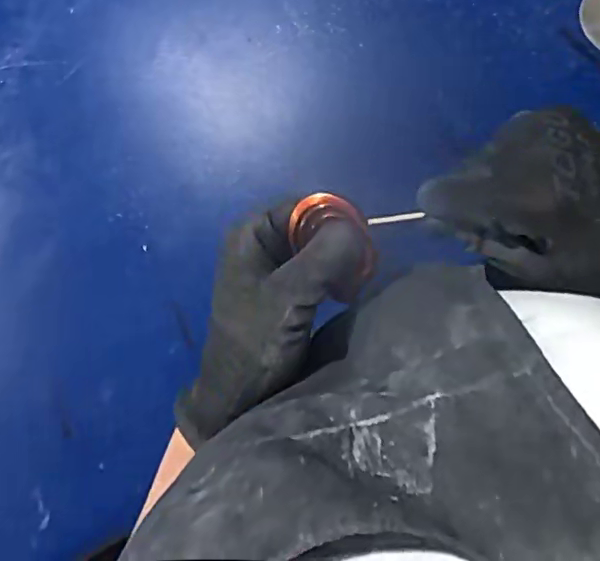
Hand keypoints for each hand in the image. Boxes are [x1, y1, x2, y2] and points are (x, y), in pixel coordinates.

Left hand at [175, 201, 369, 446]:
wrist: (236, 395)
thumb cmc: (255, 341)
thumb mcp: (289, 296)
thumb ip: (321, 258)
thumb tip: (355, 227)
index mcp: (251, 232)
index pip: (301, 205)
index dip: (335, 218)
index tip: (363, 245)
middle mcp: (258, 241)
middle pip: (310, 225)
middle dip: (339, 243)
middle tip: (359, 272)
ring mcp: (270, 265)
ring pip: (316, 248)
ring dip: (339, 263)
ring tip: (350, 288)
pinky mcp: (283, 289)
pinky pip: (316, 268)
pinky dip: (333, 278)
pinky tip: (343, 297)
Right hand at [417, 107, 599, 304]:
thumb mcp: (539, 272)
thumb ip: (481, 242)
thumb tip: (436, 220)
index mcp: (527, 196)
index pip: (441, 193)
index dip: (444, 212)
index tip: (462, 226)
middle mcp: (527, 151)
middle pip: (461, 171)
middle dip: (471, 194)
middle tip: (503, 216)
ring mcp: (540, 125)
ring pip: (481, 153)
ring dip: (491, 176)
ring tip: (526, 196)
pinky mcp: (552, 114)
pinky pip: (504, 138)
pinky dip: (511, 157)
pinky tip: (540, 174)